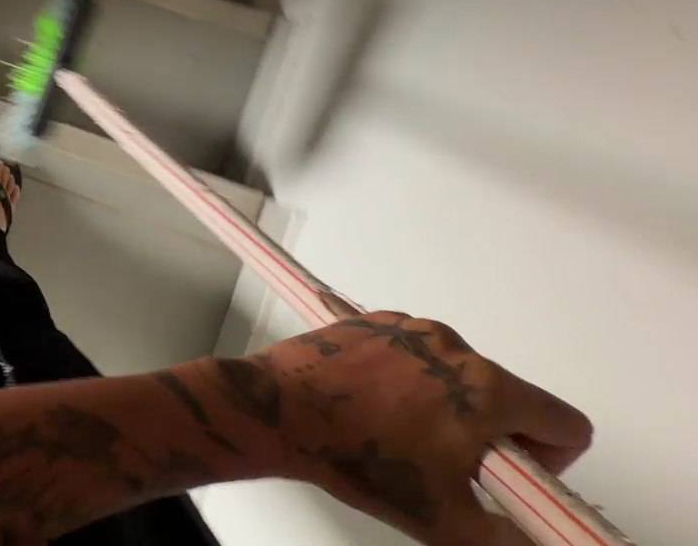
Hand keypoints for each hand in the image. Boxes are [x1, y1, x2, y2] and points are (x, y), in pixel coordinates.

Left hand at [248, 312, 593, 544]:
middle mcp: (450, 344)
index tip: (503, 472)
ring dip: (445, 403)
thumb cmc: (360, 459)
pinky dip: (405, 377)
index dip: (549, 459)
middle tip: (443, 457)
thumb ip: (512, 538)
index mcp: (486, 387)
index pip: (566, 424)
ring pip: (456, 373)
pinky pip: (410, 352)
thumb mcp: (450, 522)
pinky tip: (371, 401)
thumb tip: (531, 538)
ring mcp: (402, 326)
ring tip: (398, 429)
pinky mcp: (363, 319)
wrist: (277, 410)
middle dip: (490, 433)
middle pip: (507, 397)